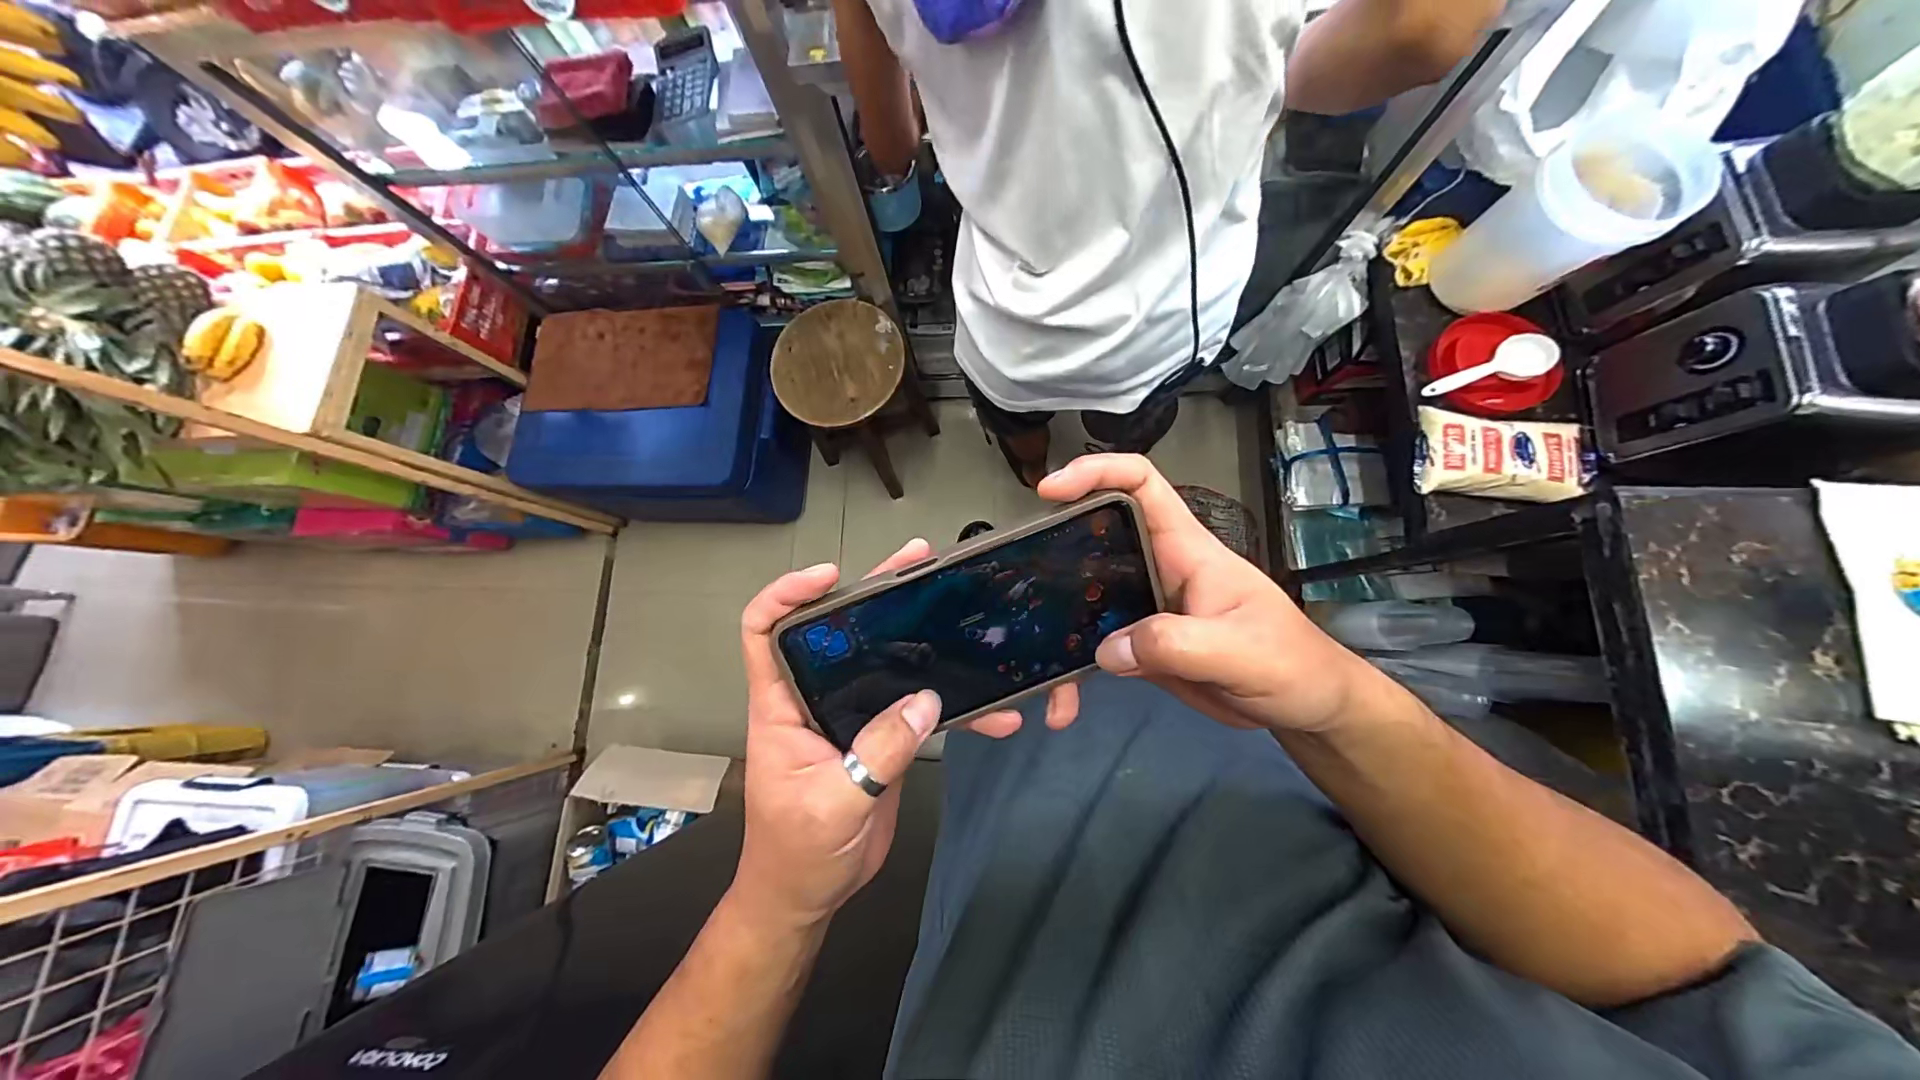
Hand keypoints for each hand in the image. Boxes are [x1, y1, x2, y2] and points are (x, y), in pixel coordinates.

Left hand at [733, 539, 1075, 925]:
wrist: (812, 893)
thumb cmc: (796, 853)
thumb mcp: (831, 806)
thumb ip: (876, 756)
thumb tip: (924, 703)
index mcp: (781, 705)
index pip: (765, 630)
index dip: (787, 595)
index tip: (830, 576)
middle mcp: (815, 696)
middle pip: (838, 629)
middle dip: (875, 590)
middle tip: (917, 561)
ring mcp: (851, 712)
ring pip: (883, 658)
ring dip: (918, 632)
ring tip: (953, 601)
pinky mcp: (881, 734)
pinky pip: (916, 706)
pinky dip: (952, 705)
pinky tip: (992, 712)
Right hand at [1038, 455, 1374, 733]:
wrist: (1304, 709)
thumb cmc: (1290, 663)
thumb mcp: (1240, 652)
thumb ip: (1177, 644)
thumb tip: (1107, 650)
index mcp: (1184, 549)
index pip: (1141, 483)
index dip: (1096, 472)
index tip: (1051, 489)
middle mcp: (1156, 568)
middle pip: (1095, 537)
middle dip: (1054, 551)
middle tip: (1018, 576)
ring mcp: (1144, 607)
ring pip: (1085, 599)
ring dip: (1055, 625)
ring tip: (1030, 657)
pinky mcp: (1139, 644)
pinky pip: (1093, 648)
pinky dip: (1074, 675)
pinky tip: (1062, 703)